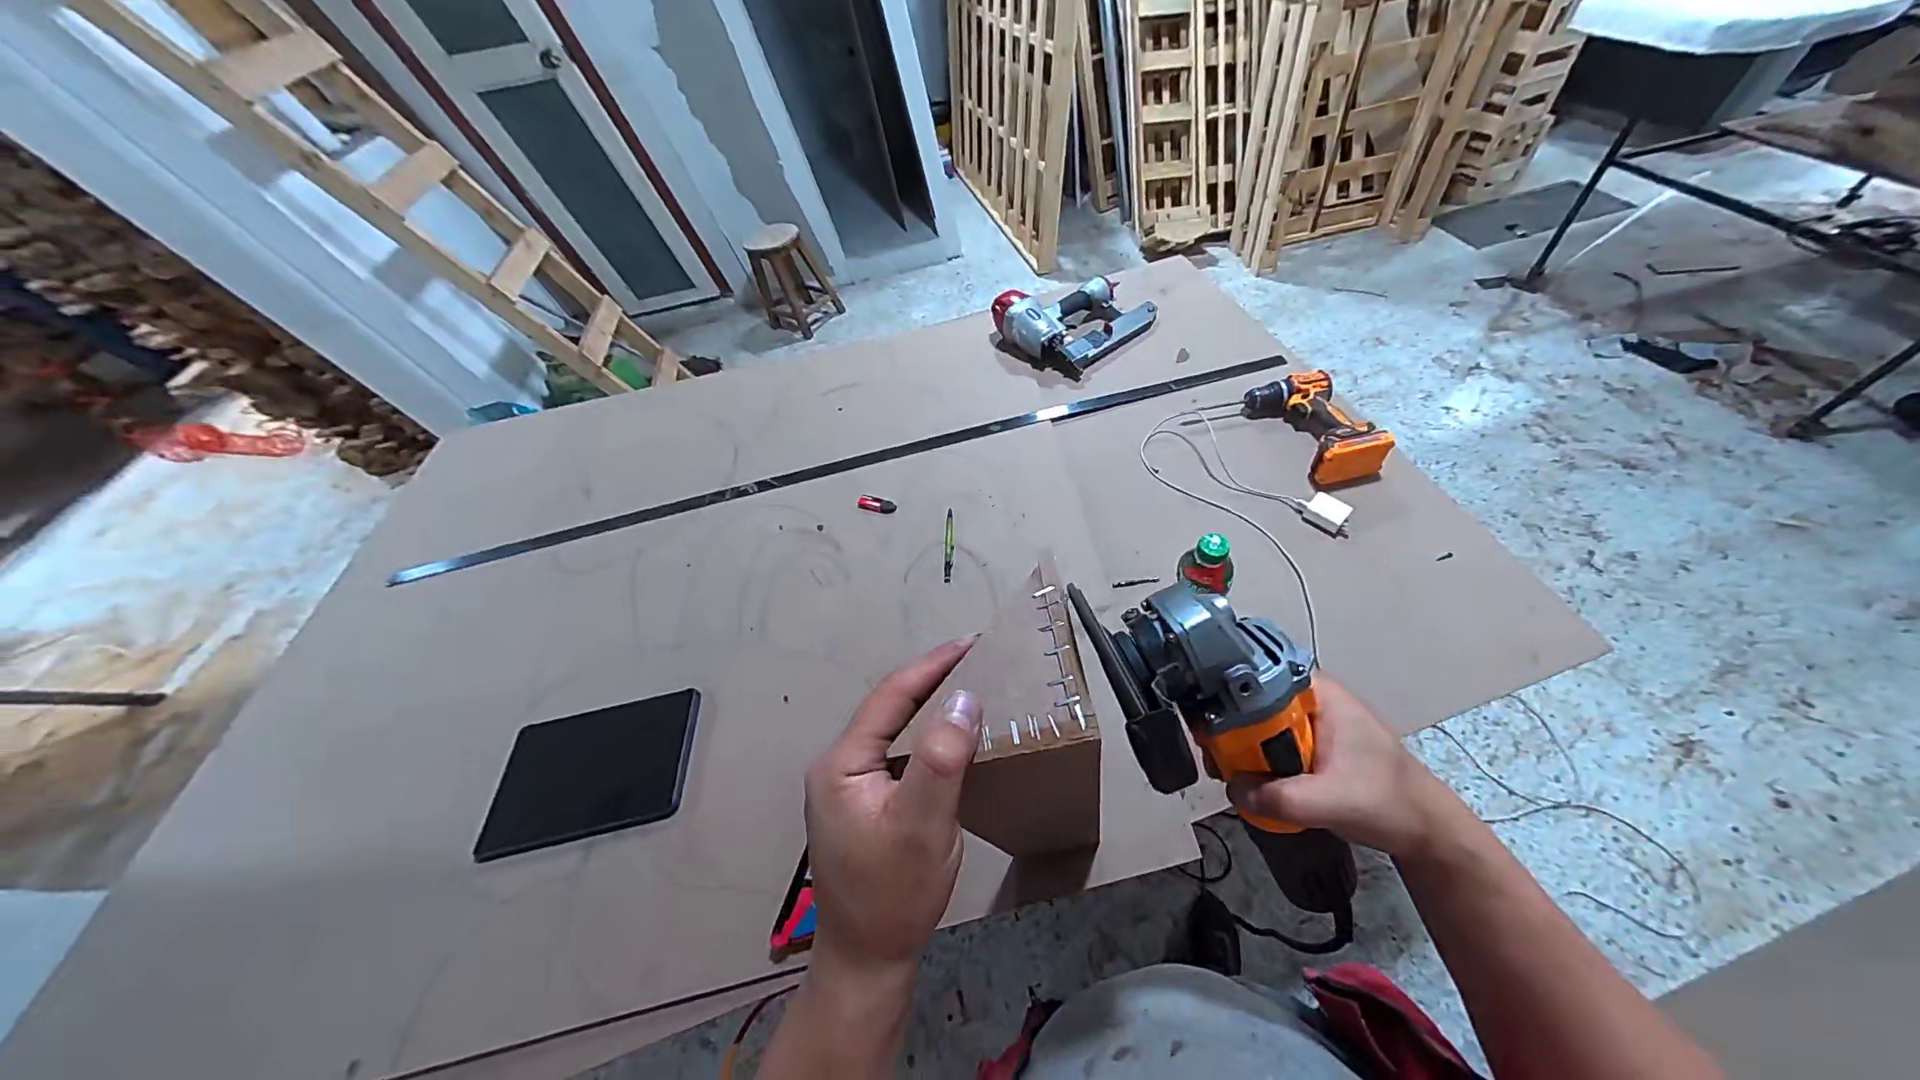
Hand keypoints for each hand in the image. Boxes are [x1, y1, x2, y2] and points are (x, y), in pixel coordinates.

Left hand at [803, 636, 982, 974]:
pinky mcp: (861, 803)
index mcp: (841, 763)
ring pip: (892, 731)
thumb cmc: (894, 895)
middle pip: (888, 709)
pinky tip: (948, 736)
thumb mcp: (923, 825)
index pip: (889, 696)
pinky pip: (896, 754)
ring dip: (928, 707)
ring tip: (967, 688)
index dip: (931, 666)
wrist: (867, 960)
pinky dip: (925, 738)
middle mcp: (836, 766)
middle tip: (974, 660)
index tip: (969, 643)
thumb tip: (964, 698)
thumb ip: (942, 759)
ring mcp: (846, 786)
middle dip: (930, 680)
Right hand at [1225, 676, 1466, 858]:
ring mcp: (1309, 719)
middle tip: (1217, 761)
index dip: (1225, 699)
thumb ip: (1280, 797)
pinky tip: (1251, 781)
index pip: (1256, 677)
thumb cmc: (1387, 802)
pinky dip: (1255, 760)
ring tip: (1231, 774)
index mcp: (1317, 692)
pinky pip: (1267, 741)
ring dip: (1239, 749)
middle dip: (1228, 731)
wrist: (1424, 830)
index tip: (1208, 729)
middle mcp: (1309, 697)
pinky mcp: (1308, 741)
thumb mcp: (1331, 802)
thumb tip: (1234, 789)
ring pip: (1256, 724)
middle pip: (1250, 701)